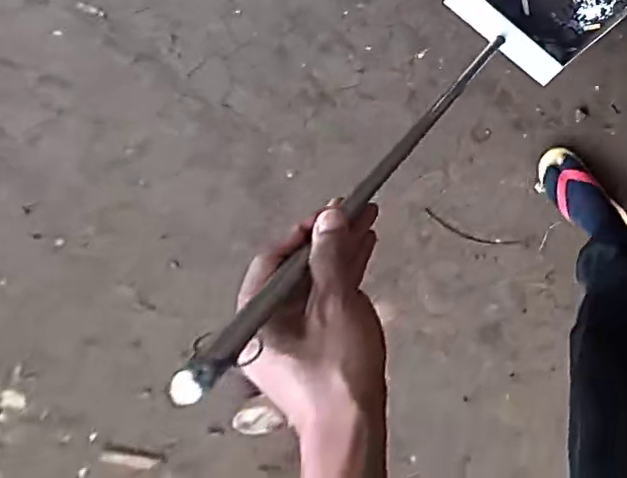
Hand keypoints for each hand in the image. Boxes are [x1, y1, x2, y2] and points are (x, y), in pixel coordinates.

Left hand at [238, 200, 386, 472]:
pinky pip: (327, 290)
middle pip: (296, 266)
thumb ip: (329, 256)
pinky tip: (364, 247)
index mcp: (258, 317)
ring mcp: (293, 329)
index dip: (303, 231)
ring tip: (368, 219)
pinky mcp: (316, 334)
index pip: (272, 260)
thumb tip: (329, 217)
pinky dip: (346, 268)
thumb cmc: (337, 366)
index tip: (331, 212)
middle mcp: (270, 321)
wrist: (351, 417)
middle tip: (354, 210)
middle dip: (328, 236)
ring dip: (342, 247)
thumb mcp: (335, 301)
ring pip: (316, 276)